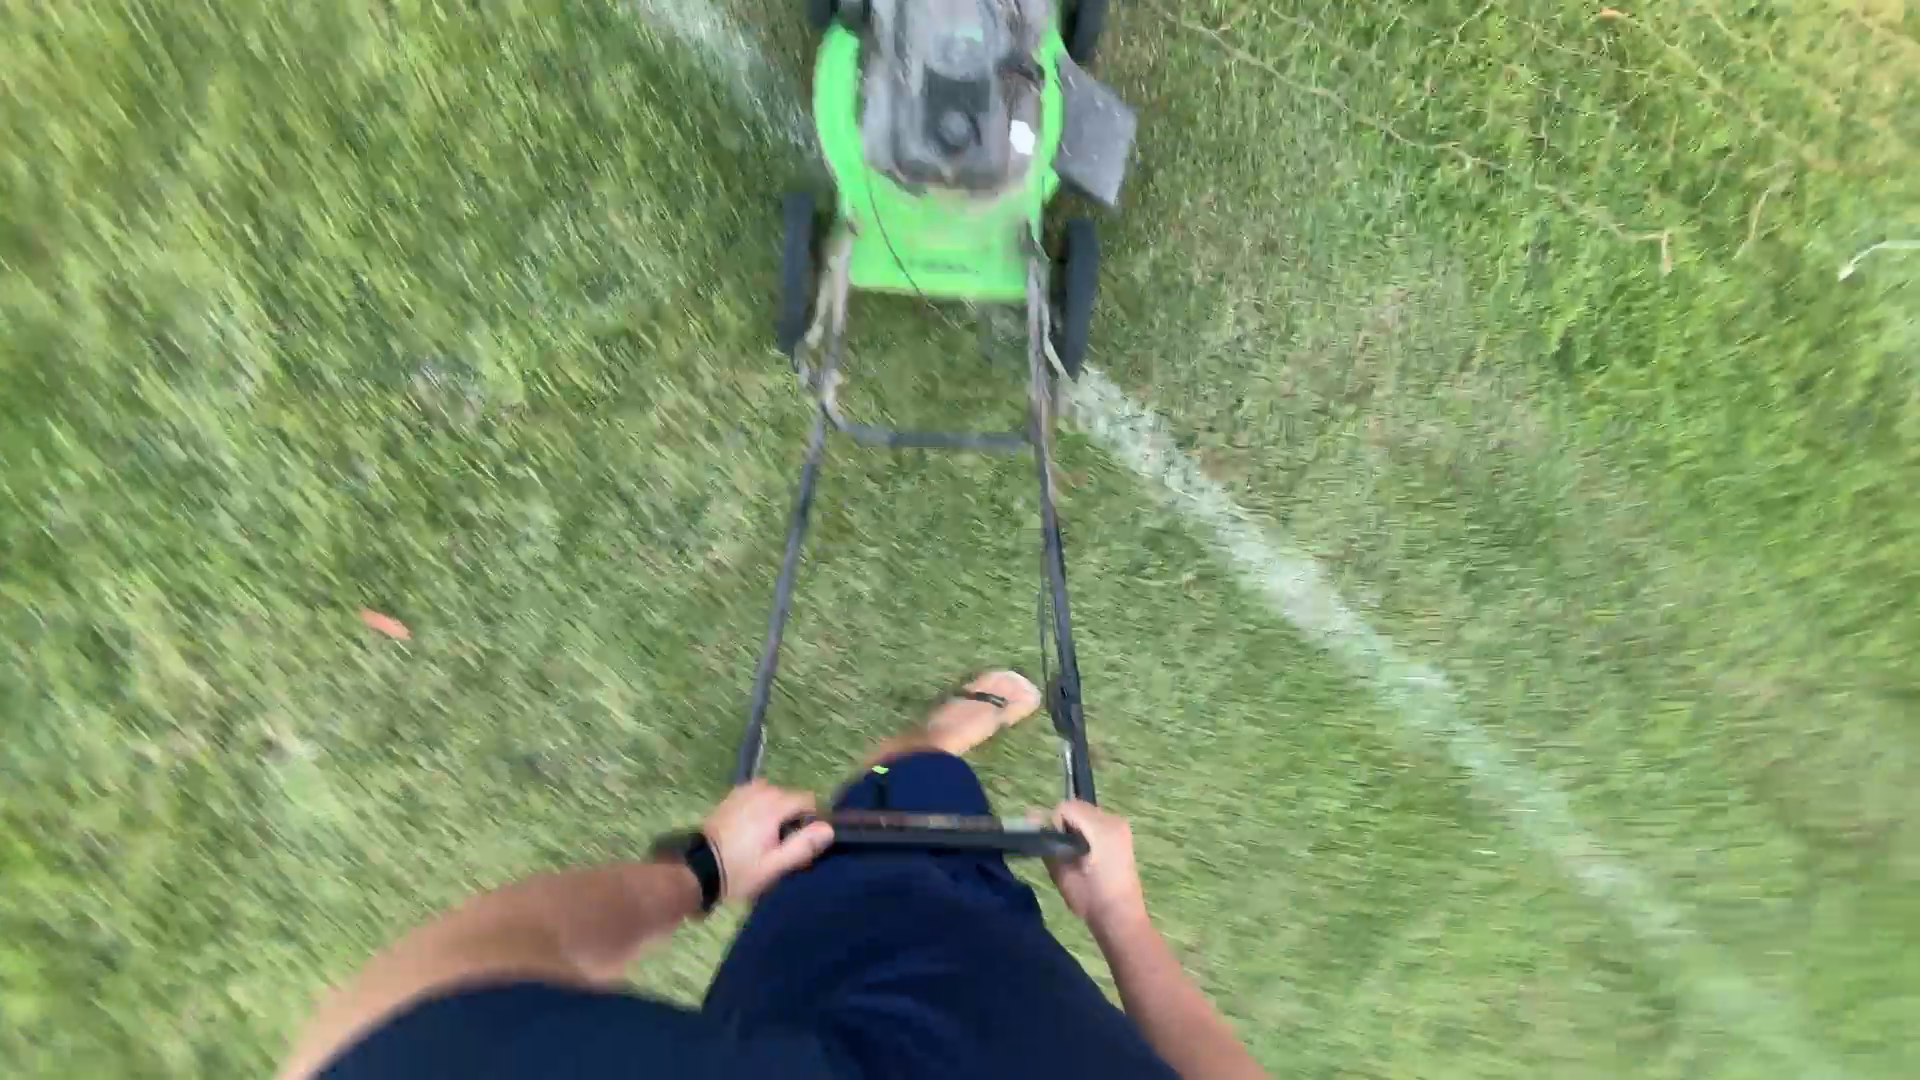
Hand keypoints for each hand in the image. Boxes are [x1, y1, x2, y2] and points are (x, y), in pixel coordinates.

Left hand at [701, 782, 834, 902]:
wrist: (697, 870)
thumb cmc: (739, 870)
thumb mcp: (774, 866)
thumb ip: (802, 845)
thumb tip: (829, 828)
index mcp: (774, 804)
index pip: (808, 800)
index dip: (811, 820)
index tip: (801, 842)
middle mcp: (761, 790)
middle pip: (791, 798)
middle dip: (792, 818)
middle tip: (780, 847)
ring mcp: (744, 791)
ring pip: (774, 796)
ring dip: (776, 813)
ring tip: (764, 840)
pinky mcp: (732, 796)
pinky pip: (757, 796)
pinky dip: (760, 808)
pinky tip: (750, 830)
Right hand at [1046, 800, 1147, 930]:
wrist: (1122, 919)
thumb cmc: (1091, 900)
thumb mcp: (1062, 874)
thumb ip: (1046, 842)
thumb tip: (1030, 817)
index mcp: (1102, 828)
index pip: (1066, 808)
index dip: (1054, 824)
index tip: (1056, 847)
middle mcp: (1114, 820)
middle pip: (1077, 807)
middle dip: (1065, 824)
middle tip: (1064, 852)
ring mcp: (1121, 826)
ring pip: (1086, 812)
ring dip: (1075, 827)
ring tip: (1075, 855)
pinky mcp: (1123, 834)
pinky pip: (1096, 821)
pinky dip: (1086, 830)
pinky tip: (1088, 854)